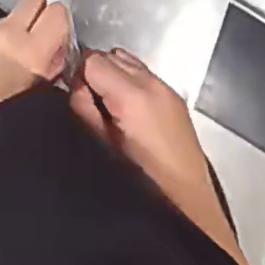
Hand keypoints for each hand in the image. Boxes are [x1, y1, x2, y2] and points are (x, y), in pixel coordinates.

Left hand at [0, 0, 70, 122]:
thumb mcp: (34, 95)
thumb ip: (50, 65)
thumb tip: (58, 45)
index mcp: (31, 55)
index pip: (58, 12)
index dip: (59, 23)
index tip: (54, 38)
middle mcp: (8, 33)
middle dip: (39, 14)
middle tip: (33, 38)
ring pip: (12, 12)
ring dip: (15, 27)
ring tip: (5, 54)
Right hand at [73, 48, 249, 264]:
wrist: (189, 209)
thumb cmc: (142, 185)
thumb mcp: (100, 146)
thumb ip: (82, 108)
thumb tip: (76, 87)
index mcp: (132, 95)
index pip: (92, 59)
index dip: (79, 76)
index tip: (79, 98)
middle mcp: (153, 84)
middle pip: (110, 55)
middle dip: (97, 73)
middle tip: (94, 106)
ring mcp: (168, 90)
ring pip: (128, 61)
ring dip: (115, 77)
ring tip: (113, 111)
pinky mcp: (176, 99)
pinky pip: (145, 76)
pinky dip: (132, 84)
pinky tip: (131, 115)